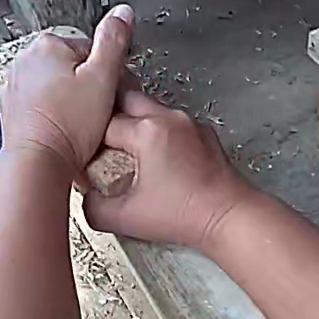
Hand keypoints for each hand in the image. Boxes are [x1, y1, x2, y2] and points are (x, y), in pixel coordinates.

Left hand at [0, 6, 135, 180]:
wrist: (39, 160)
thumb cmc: (69, 125)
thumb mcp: (103, 79)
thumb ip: (114, 42)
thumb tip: (123, 13)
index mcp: (49, 45)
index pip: (95, 51)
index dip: (114, 74)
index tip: (119, 94)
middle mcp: (26, 59)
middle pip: (76, 67)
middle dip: (93, 86)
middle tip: (105, 111)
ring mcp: (16, 83)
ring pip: (59, 85)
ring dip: (74, 100)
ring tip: (86, 123)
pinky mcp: (14, 107)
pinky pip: (45, 104)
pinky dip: (58, 113)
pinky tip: (68, 128)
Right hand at [82, 90, 257, 250]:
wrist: (231, 218)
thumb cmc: (188, 215)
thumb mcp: (127, 218)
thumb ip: (93, 207)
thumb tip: (87, 198)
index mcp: (148, 132)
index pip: (103, 124)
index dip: (89, 141)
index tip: (87, 157)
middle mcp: (171, 119)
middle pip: (127, 101)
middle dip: (109, 116)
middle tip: (99, 137)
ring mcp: (191, 125)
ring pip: (152, 110)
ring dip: (136, 123)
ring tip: (126, 148)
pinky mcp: (206, 136)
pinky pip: (174, 124)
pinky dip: (161, 134)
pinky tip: (157, 156)